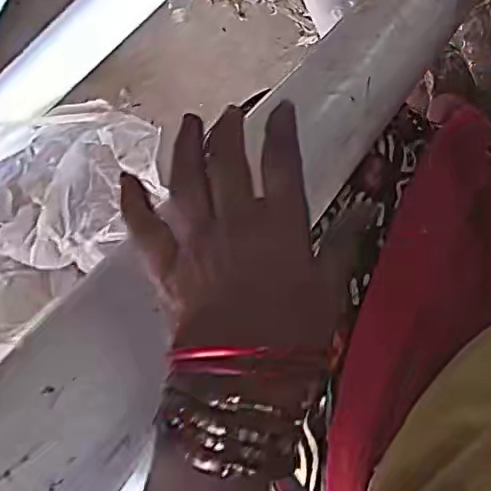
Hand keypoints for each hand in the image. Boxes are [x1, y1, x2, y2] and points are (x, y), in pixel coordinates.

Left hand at [120, 103, 352, 359]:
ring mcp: (198, 241)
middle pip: (228, 161)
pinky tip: (126, 179)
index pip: (282, 163)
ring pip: (187, 181)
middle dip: (228, 130)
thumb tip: (365, 210)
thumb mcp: (331, 287)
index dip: (281, 131)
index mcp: (280, 223)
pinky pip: (145, 228)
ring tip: (187, 122)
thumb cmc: (296, 336)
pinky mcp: (168, 267)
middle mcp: (236, 221)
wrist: (242, 382)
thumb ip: (342, 243)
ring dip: (185, 147)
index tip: (281, 109)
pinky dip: (133, 203)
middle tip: (230, 111)